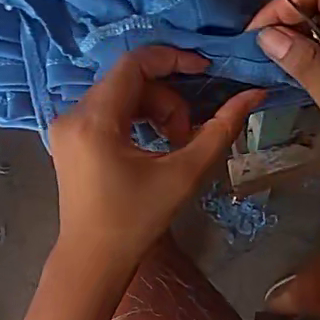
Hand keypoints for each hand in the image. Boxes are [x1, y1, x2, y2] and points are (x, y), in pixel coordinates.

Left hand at [48, 47, 263, 270]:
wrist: (93, 260)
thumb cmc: (137, 220)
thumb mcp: (184, 174)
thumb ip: (219, 130)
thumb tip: (253, 94)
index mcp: (94, 120)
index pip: (133, 63)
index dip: (173, 59)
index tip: (204, 70)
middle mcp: (72, 114)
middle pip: (129, 80)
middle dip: (167, 97)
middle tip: (188, 132)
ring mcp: (66, 126)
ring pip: (120, 94)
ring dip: (153, 108)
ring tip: (174, 143)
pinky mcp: (68, 138)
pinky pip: (108, 109)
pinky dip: (136, 118)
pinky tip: (154, 144)